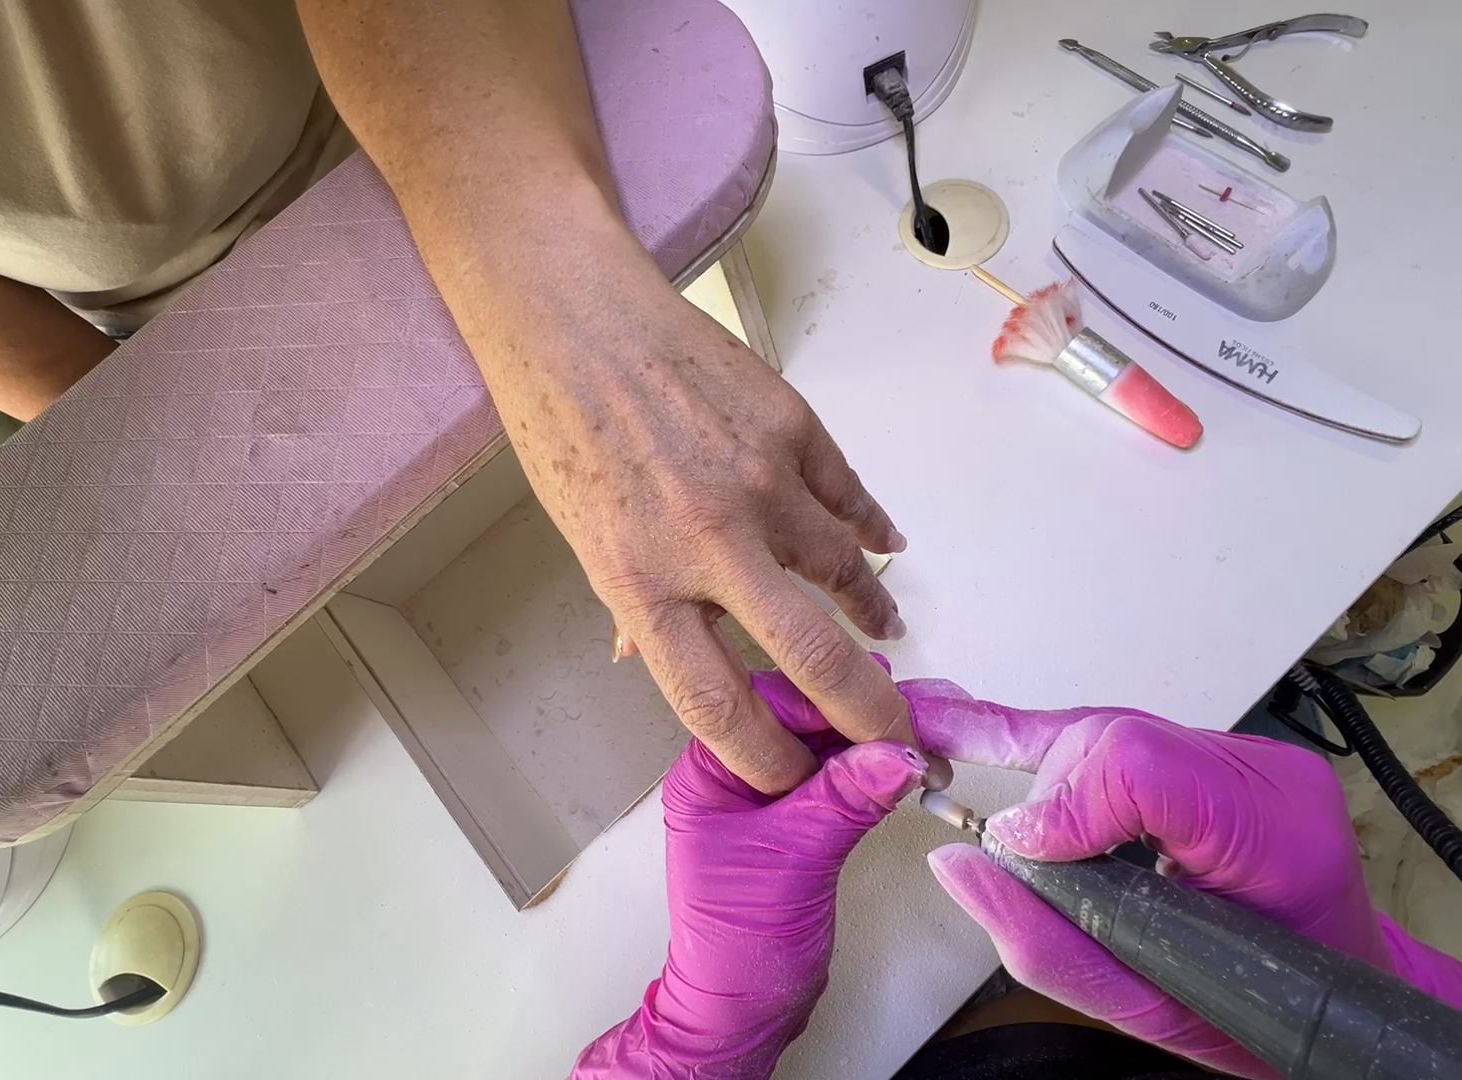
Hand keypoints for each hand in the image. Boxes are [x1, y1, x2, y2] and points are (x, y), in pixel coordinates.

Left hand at [495, 255, 917, 794]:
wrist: (579, 326)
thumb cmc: (566, 433)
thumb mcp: (584, 541)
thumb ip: (636, 606)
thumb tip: (654, 657)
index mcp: (643, 583)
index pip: (716, 704)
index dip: (767, 757)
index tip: (797, 775)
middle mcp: (710, 543)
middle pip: (812, 656)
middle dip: (868, 714)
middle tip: (896, 743)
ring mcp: (761, 482)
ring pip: (845, 568)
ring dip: (871, 609)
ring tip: (885, 630)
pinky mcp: (792, 428)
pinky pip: (850, 496)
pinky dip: (870, 528)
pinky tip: (881, 545)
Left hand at [573, 669, 928, 1078]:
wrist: (742, 1010)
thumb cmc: (736, 947)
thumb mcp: (795, 860)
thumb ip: (844, 799)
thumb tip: (896, 750)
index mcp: (710, 768)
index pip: (772, 706)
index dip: (832, 702)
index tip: (886, 707)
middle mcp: (736, 771)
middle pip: (803, 718)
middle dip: (861, 718)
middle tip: (916, 716)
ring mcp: (767, 791)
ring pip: (826, 744)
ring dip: (876, 742)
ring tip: (922, 737)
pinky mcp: (797, 813)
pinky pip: (838, 774)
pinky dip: (875, 769)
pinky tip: (905, 764)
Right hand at [902, 679, 1461, 1077]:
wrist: (1327, 993)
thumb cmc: (1254, 1011)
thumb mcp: (1149, 1007)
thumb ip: (1045, 941)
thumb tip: (955, 863)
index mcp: (1274, 833)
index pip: (1143, 768)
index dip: (1066, 803)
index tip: (1020, 848)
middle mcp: (1257, 770)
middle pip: (1102, 740)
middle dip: (1048, 803)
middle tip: (1036, 866)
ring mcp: (1231, 748)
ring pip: (1092, 727)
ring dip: (1047, 781)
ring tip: (1033, 836)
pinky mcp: (1198, 745)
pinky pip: (1099, 726)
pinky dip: (1028, 734)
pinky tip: (961, 721)